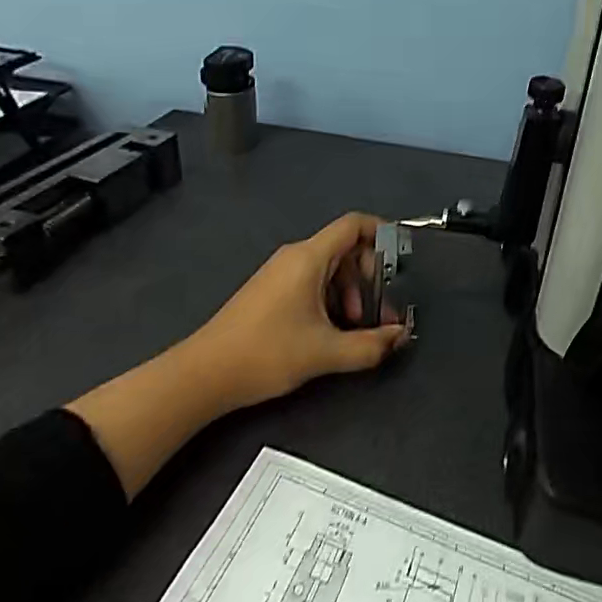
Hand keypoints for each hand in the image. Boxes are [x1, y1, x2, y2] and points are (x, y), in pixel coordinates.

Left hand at [184, 212, 412, 411]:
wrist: (201, 377)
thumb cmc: (265, 354)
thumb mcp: (325, 353)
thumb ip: (370, 345)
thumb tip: (400, 337)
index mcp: (309, 258)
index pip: (354, 225)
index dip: (382, 233)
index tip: (401, 257)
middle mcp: (295, 257)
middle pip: (347, 249)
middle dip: (370, 277)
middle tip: (380, 311)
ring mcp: (281, 274)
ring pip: (331, 269)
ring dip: (352, 293)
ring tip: (356, 328)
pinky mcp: (272, 292)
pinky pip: (314, 282)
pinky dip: (332, 300)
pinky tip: (333, 331)